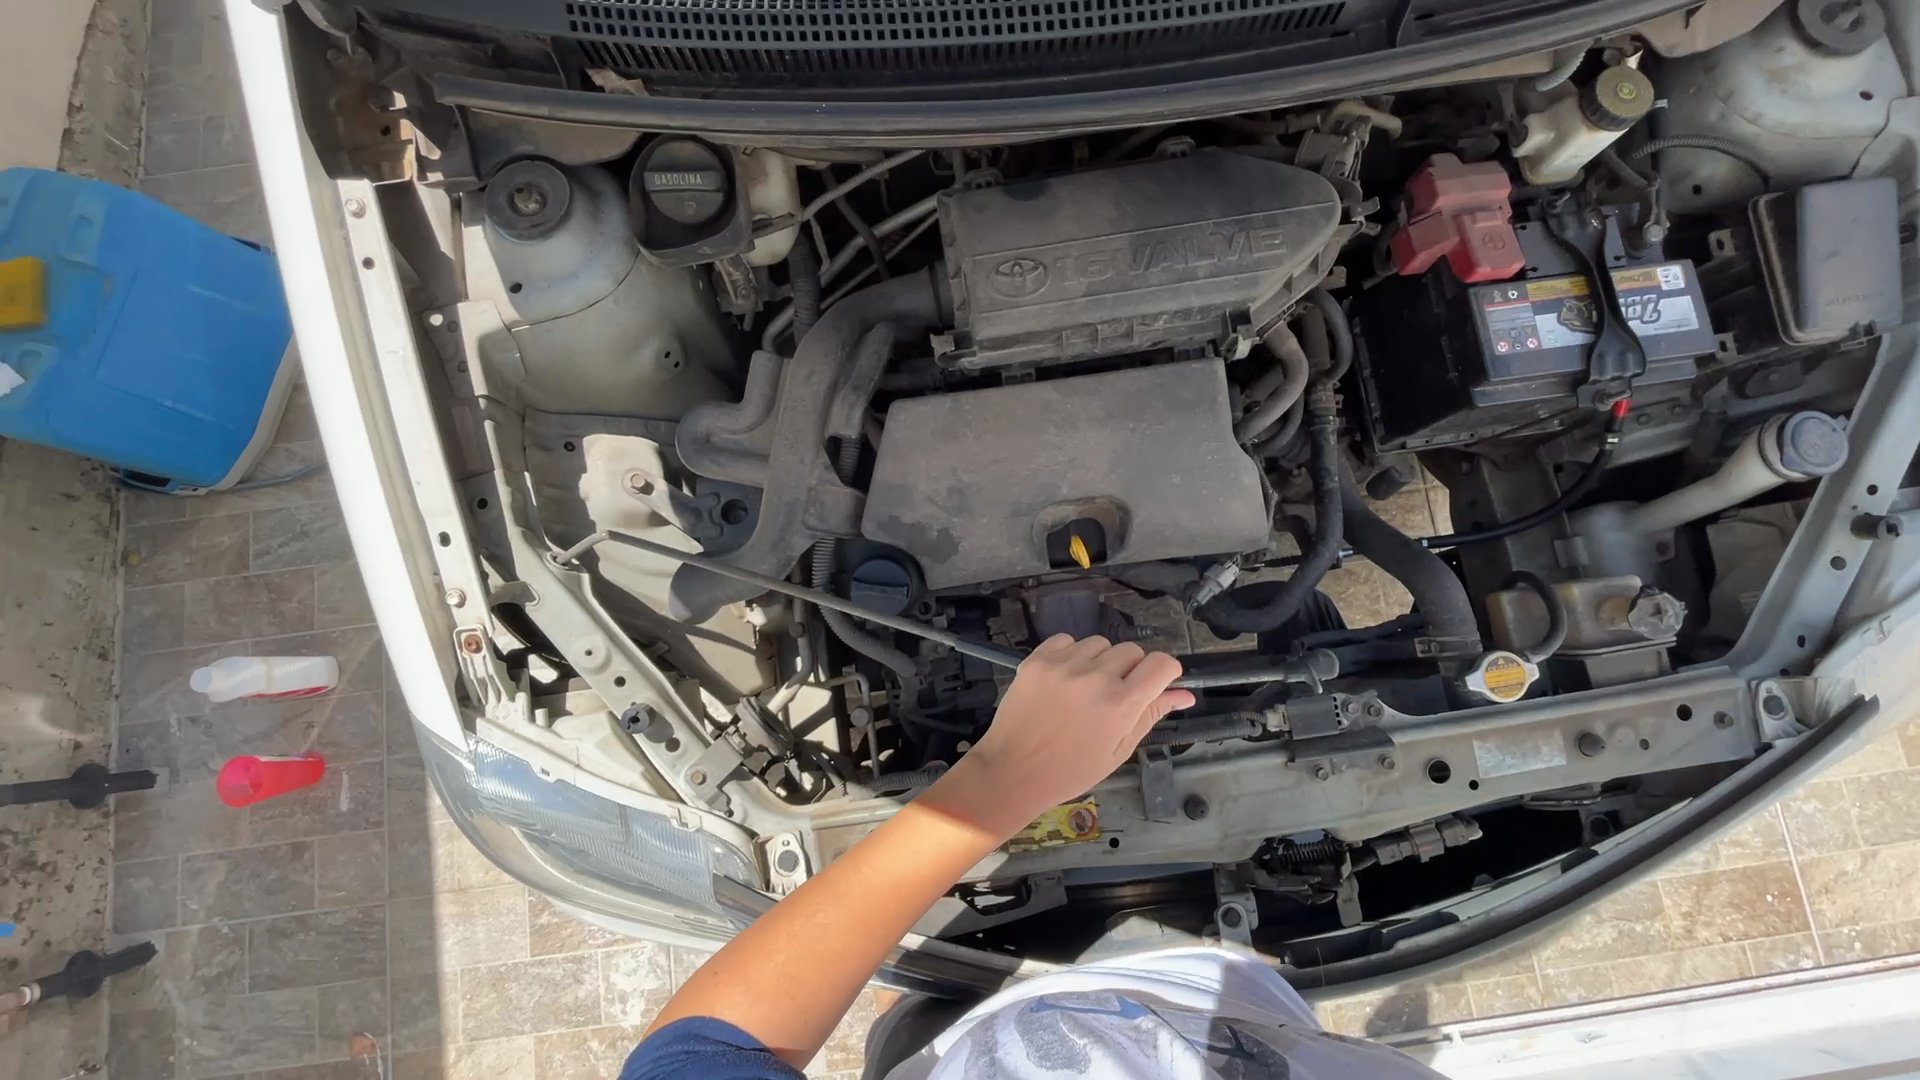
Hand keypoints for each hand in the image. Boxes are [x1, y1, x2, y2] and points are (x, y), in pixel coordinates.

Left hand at [919, 635, 1195, 841]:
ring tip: (1085, 688)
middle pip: (1131, 650)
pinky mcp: (1037, 659)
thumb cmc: (1070, 770)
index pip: (1162, 664)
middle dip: (1130, 670)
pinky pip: (1066, 640)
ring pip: (1100, 643)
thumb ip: (1151, 715)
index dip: (1166, 672)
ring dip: (1100, 660)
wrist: (1013, 770)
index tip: (1156, 683)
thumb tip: (1185, 694)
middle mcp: (1094, 677)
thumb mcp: (1119, 750)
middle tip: (1113, 696)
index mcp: (1120, 704)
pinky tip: (1064, 679)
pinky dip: (1070, 654)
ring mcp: (1063, 665)